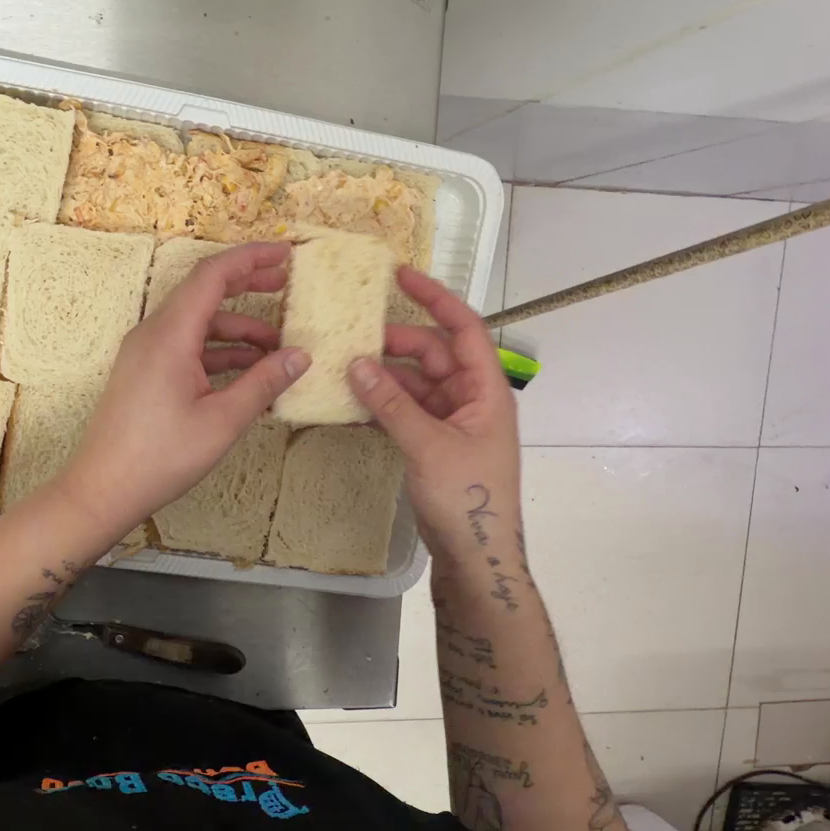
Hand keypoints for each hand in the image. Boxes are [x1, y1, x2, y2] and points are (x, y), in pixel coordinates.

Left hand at [54, 243, 308, 535]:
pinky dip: (219, 352)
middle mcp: (153, 333)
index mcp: (169, 335)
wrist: (102, 490)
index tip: (287, 254)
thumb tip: (300, 357)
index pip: (212, 275)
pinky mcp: (144, 371)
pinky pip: (187, 347)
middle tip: (287, 284)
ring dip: (238, 329)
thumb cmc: (160, 457)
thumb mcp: (222, 421)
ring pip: (198, 324)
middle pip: (204, 292)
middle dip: (248, 284)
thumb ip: (264, 383)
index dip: (252, 258)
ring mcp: (145, 352)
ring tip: (279, 348)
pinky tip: (249, 371)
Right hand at [347, 266, 520, 557]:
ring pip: (415, 383)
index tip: (401, 276)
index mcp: (485, 390)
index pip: (463, 329)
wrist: (476, 555)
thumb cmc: (466, 496)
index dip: (436, 298)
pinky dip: (382, 404)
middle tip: (353, 336)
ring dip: (384, 376)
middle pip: (433, 354)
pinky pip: (406, 410)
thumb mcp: (428, 445)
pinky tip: (351, 401)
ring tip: (344, 368)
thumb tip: (356, 363)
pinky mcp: (433, 442)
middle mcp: (470, 398)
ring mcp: (451, 421)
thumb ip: (391, 403)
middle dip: (396, 343)